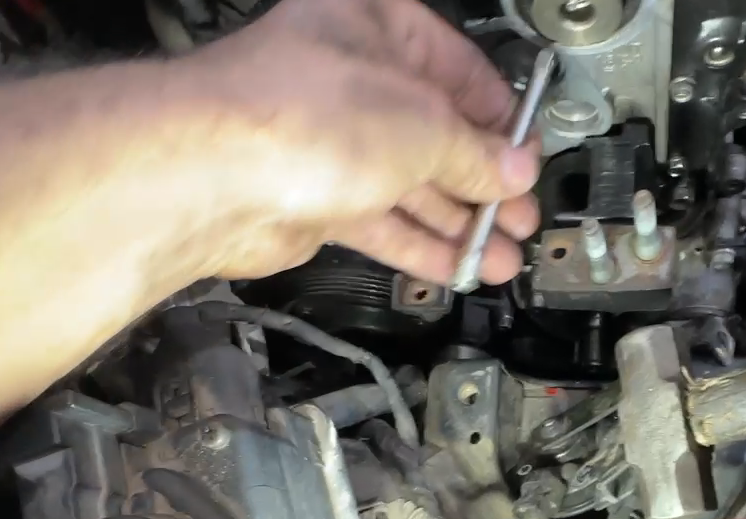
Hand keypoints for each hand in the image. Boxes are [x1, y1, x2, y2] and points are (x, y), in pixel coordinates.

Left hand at [173, 0, 539, 284]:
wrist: (218, 181)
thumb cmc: (296, 117)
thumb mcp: (422, 125)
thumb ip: (475, 153)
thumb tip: (510, 171)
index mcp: (373, 24)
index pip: (458, 69)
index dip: (500, 120)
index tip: (527, 158)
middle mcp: (351, 80)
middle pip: (437, 136)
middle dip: (484, 185)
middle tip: (519, 216)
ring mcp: (333, 143)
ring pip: (412, 188)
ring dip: (460, 227)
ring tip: (500, 257)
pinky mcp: (319, 198)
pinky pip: (384, 223)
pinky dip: (423, 247)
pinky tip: (459, 267)